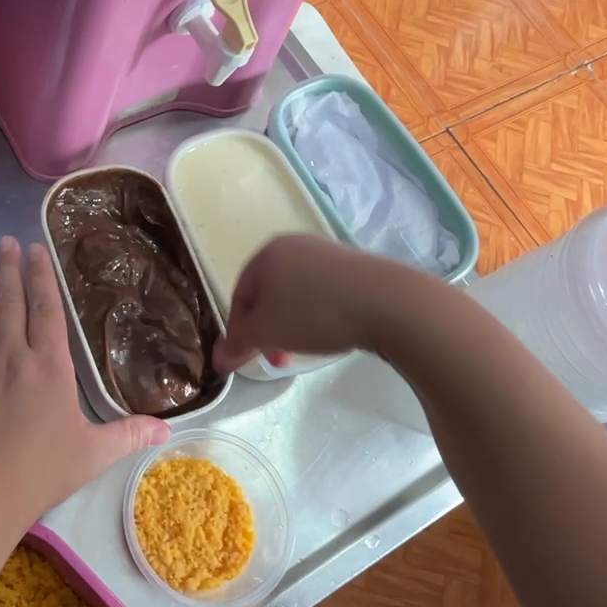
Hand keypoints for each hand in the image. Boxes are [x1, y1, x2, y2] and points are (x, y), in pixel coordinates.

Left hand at [0, 236, 170, 523]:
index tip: (35, 248)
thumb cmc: (45, 467)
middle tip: (4, 242)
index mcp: (50, 366)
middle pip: (11, 306)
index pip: (47, 310)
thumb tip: (166, 430)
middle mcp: (14, 359)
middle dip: (9, 271)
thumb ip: (128, 435)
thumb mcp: (95, 452)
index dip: (42, 277)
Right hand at [213, 235, 391, 371]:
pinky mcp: (354, 265)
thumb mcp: (266, 333)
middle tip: (280, 359)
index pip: (239, 297)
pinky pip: (323, 292)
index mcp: (265, 255)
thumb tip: (217, 359)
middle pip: (268, 296)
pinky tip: (333, 331)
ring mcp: (325, 253)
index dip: (241, 333)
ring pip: (295, 295)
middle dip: (269, 331)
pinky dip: (319, 314)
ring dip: (293, 325)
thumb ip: (237, 344)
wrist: (389, 303)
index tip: (252, 360)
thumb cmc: (315, 313)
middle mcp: (292, 245)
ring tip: (308, 347)